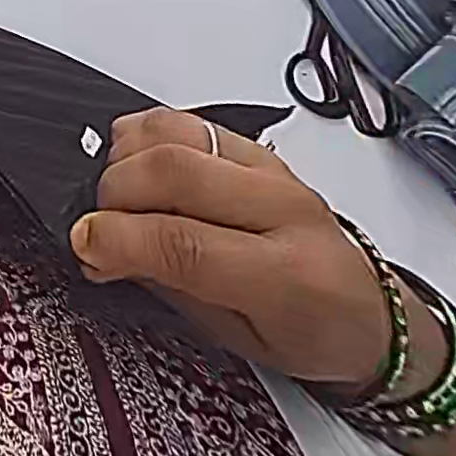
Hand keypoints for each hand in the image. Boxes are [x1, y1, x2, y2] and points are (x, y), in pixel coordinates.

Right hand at [70, 107, 390, 386]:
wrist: (371, 312)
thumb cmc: (310, 334)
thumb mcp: (236, 338)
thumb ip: (167, 282)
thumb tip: (101, 245)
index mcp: (289, 275)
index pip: (186, 242)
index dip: (119, 239)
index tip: (84, 243)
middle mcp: (282, 208)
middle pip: (175, 172)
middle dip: (114, 194)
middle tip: (97, 223)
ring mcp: (269, 167)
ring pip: (175, 133)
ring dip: (125, 157)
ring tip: (117, 193)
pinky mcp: (253, 145)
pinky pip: (185, 117)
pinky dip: (144, 133)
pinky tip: (135, 161)